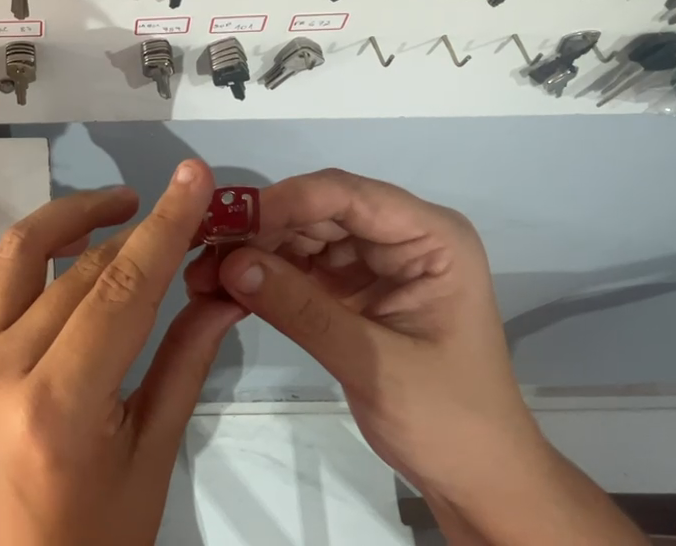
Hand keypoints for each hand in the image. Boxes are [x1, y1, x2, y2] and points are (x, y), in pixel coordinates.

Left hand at [0, 160, 244, 545]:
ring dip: (69, 217)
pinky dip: (28, 247)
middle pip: (77, 269)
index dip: (163, 228)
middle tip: (176, 205)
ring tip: (119, 209)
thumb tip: (224, 288)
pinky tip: (65, 243)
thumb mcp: (154, 451)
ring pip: (18, 253)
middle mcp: (3, 367)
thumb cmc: (99, 525)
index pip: (120, 290)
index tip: (192, 179)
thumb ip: (186, 361)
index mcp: (60, 403)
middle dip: (135, 228)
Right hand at [185, 169, 646, 545]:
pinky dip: (260, 276)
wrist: (474, 479)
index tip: (229, 224)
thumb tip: (229, 264)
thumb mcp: (374, 362)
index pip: (348, 195)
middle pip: (315, 210)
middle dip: (258, 229)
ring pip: (298, 234)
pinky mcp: (348, 286)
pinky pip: (296, 266)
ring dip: (251, 252)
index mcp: (430, 237)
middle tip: (201, 251)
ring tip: (201, 276)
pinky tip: (223, 288)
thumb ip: (302, 309)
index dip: (286, 201)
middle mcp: (399, 236)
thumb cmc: (448, 419)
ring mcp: (372, 260)